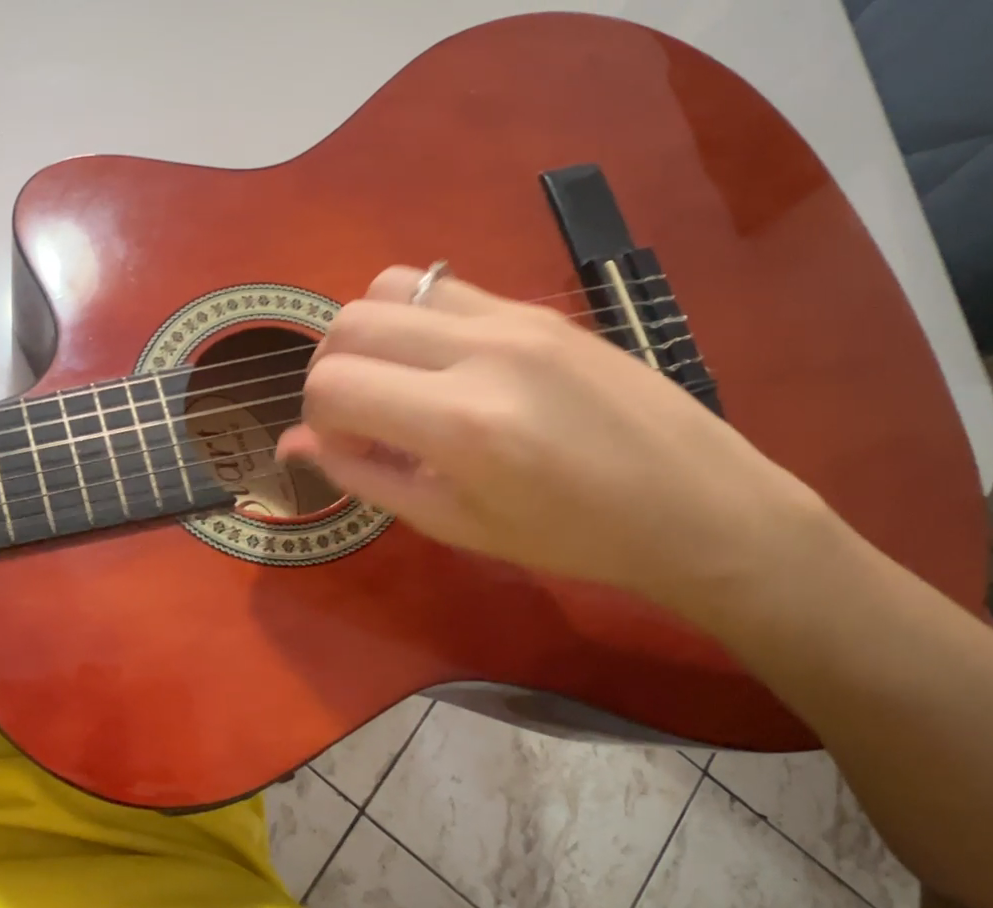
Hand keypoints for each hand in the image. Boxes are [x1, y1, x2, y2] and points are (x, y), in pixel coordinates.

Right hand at [280, 266, 834, 612]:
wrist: (699, 505)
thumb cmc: (570, 537)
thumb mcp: (451, 522)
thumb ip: (363, 475)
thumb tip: (293, 443)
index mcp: (461, 423)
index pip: (332, 385)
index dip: (318, 421)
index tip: (345, 449)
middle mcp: (483, 351)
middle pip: (350, 322)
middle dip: (331, 371)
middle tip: (358, 417)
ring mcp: (515, 318)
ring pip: (389, 286)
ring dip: (368, 335)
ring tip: (394, 383)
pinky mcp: (539, 307)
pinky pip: (443, 288)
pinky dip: (414, 320)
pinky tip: (442, 367)